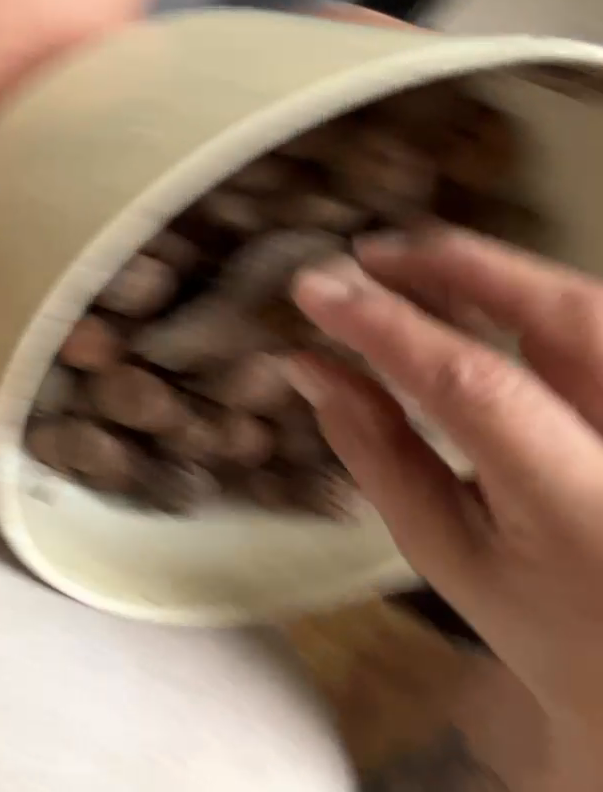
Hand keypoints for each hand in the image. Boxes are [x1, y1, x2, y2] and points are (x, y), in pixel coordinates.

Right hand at [287, 230, 602, 780]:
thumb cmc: (551, 629)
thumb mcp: (444, 552)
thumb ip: (376, 452)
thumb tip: (309, 364)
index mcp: (589, 511)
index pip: (475, 388)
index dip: (386, 327)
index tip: (313, 289)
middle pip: (575, 320)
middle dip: (461, 270)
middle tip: (370, 255)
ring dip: (503, 275)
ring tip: (416, 266)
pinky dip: (544, 302)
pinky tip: (487, 301)